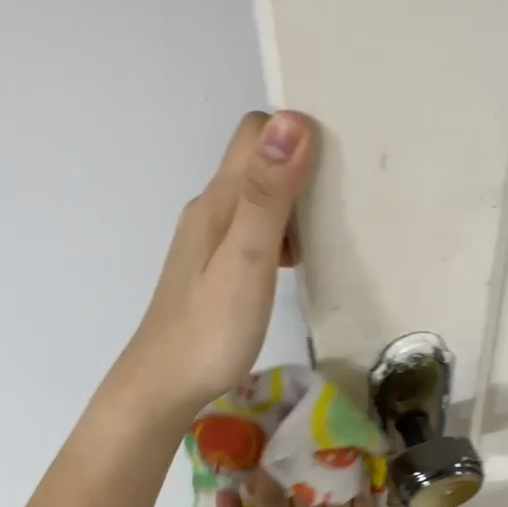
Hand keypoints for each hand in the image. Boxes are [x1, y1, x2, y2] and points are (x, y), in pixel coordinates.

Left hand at [112, 111, 315, 419]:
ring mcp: (208, 239)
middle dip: (302, 166)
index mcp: (218, 201)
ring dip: (294, 206)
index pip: (256, 131)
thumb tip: (288, 119)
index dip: (297, 131)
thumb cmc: (210, 331)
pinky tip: (294, 266)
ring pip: (258, 197)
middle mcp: (210, 210)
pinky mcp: (212, 267)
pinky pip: (253, 229)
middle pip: (260, 161)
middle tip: (344, 199)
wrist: (163, 387)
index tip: (340, 157)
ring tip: (325, 236)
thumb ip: (266, 195)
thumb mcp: (246, 260)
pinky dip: (280, 235)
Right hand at [216, 471, 399, 506]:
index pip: (271, 494)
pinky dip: (347, 478)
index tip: (261, 459)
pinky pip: (358, 494)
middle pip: (300, 484)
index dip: (265, 470)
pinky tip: (337, 471)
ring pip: (328, 484)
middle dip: (290, 465)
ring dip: (316, 469)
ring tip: (307, 460)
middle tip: (283, 457)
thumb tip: (226, 493)